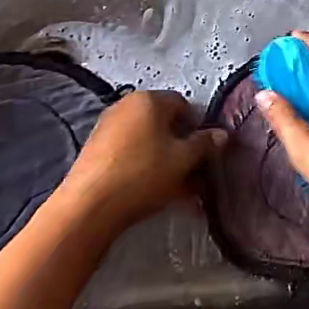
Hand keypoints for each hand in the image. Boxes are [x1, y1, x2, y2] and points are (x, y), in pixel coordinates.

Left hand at [56, 90, 226, 230]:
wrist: (87, 209)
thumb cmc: (142, 174)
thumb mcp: (183, 159)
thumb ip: (205, 144)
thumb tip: (221, 134)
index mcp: (149, 100)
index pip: (183, 104)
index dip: (198, 127)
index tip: (203, 150)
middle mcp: (125, 106)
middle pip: (163, 123)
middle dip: (181, 147)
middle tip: (191, 171)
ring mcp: (106, 129)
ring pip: (147, 142)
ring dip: (164, 160)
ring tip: (174, 188)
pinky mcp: (93, 153)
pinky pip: (129, 154)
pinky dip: (143, 167)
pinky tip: (151, 191)